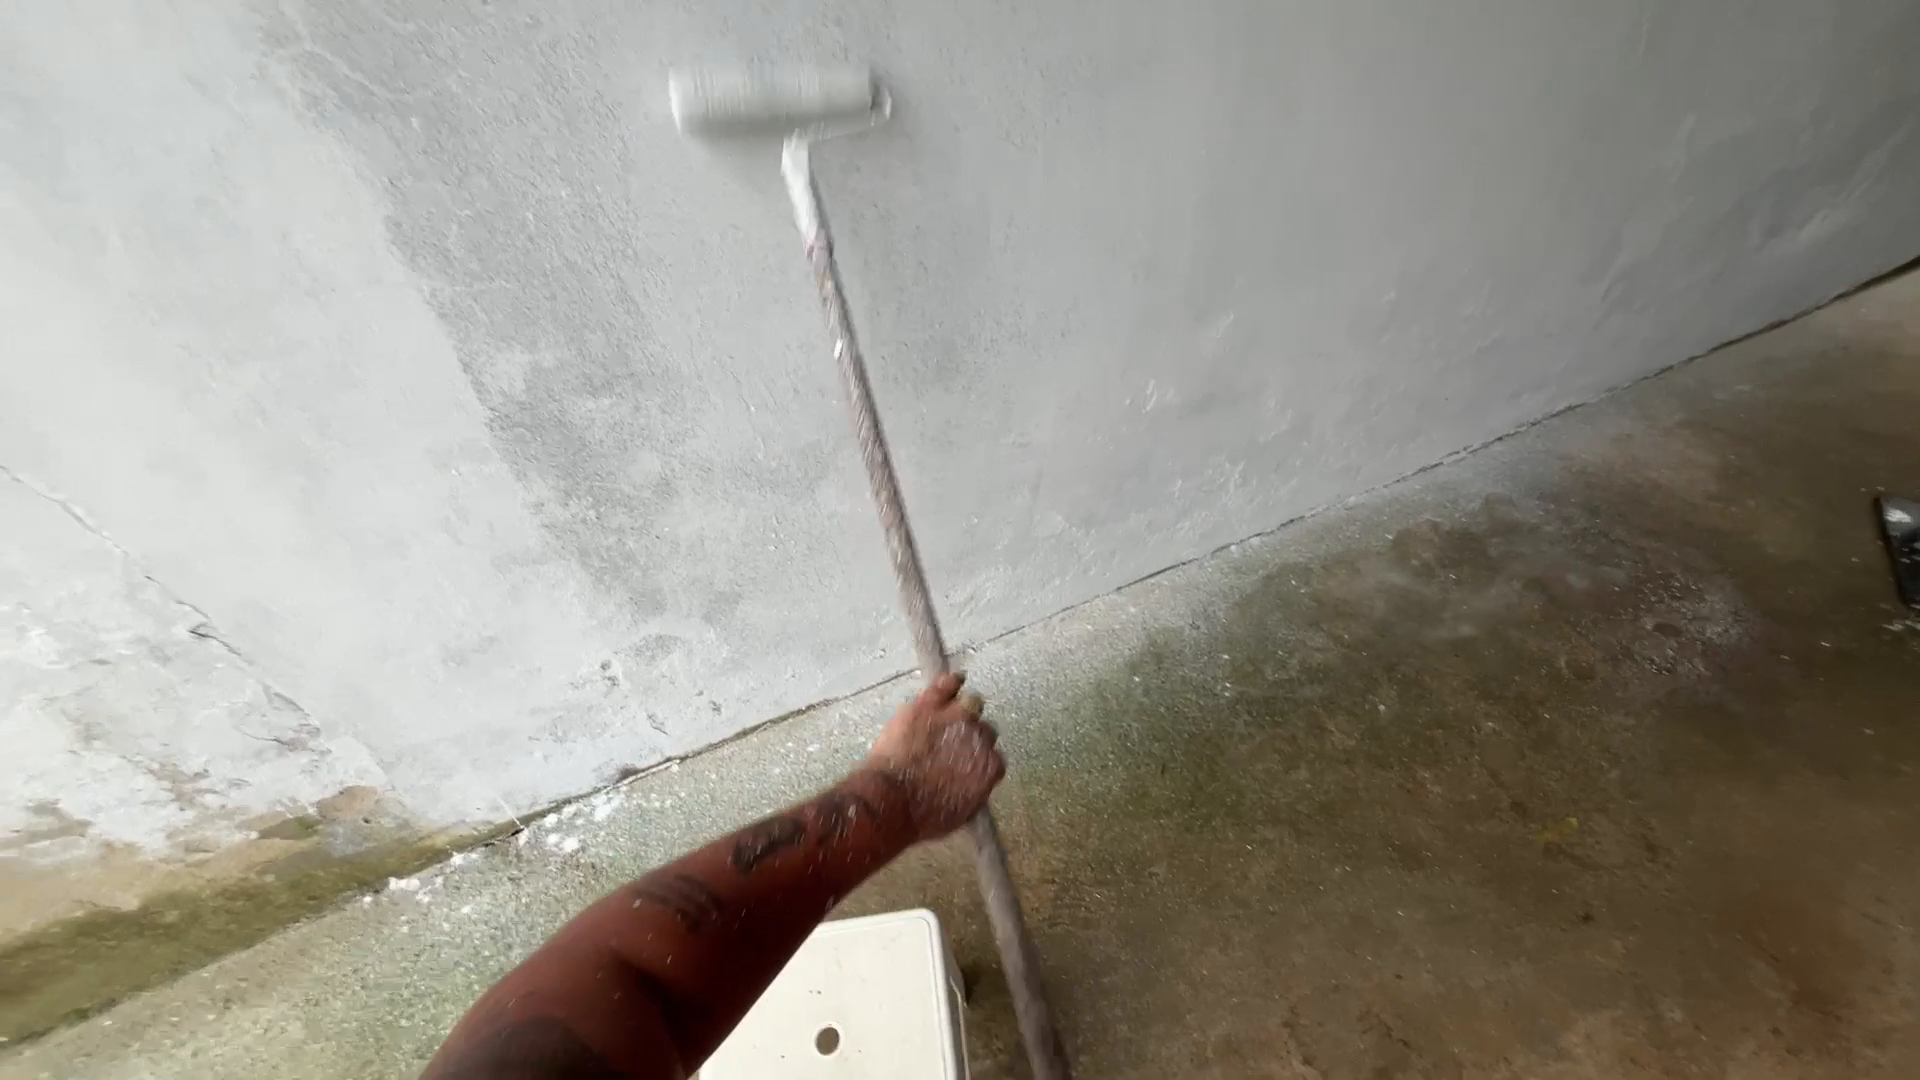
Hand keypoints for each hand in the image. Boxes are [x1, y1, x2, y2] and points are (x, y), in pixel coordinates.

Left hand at [863, 672, 1003, 841]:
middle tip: (955, 744)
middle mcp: (979, 738)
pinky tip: (955, 680)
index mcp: (989, 767)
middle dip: (973, 736)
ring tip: (953, 714)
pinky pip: (947, 684)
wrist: (891, 798)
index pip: (994, 758)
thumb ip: (974, 791)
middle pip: (985, 730)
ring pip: (972, 703)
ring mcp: (956, 717)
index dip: (979, 760)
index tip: (968, 764)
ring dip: (966, 710)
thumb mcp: (959, 813)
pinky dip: (952, 681)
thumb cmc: (923, 815)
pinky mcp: (930, 704)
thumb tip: (973, 783)